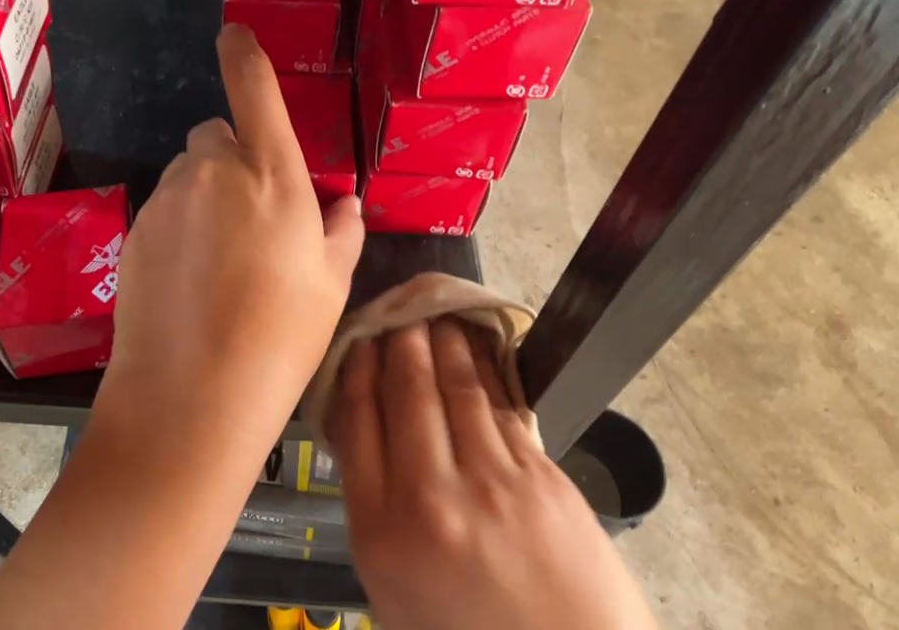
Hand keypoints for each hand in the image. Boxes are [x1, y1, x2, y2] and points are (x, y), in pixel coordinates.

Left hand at [95, 24, 365, 451]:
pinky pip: (165, 209)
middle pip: (217, 136)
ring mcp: (166, 199)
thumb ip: (341, 231)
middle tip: (254, 217)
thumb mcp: (332, 284)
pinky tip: (191, 280)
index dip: (242, 52)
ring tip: (222, 260)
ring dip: (206, 195)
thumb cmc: (281, 335)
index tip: (233, 33)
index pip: (252, 87)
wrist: (191, 394)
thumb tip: (345, 205)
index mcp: (270, 172)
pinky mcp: (135, 230)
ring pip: (189, 175)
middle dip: (234, 160)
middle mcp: (212, 170)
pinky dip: (179, 227)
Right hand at [327, 319, 658, 629]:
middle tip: (397, 310)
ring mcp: (494, 483)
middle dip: (400, 341)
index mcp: (383, 532)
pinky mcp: (542, 476)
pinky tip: (477, 349)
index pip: (358, 422)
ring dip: (443, 341)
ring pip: (458, 387)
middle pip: (406, 393)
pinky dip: (486, 370)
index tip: (358, 343)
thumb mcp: (392, 589)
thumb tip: (366, 428)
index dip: (356, 371)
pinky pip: (502, 406)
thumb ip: (373, 508)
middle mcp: (432, 497)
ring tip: (433, 313)